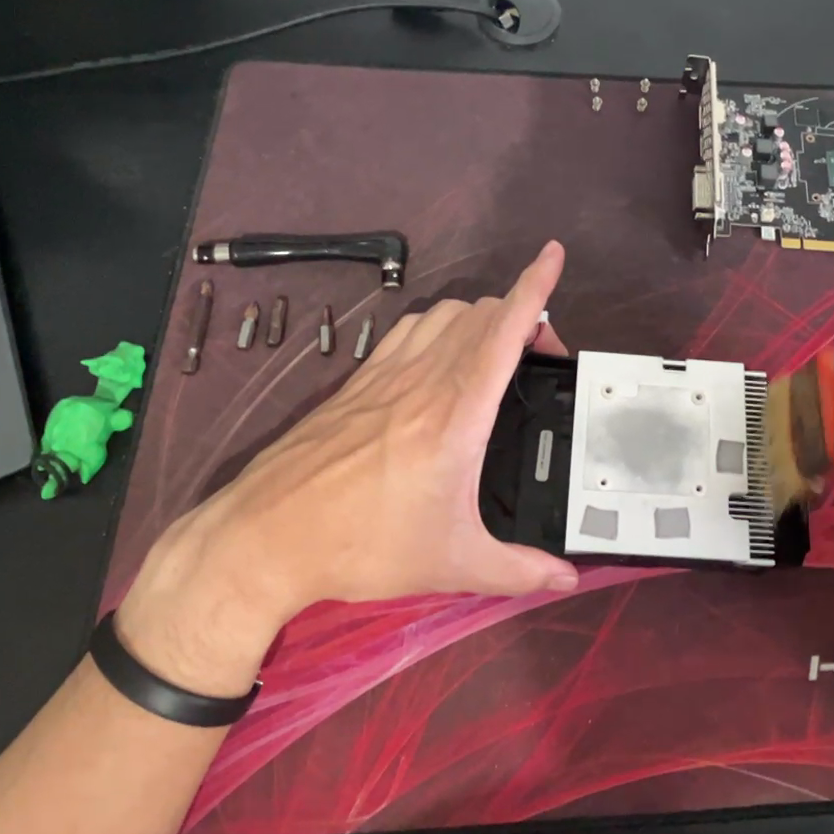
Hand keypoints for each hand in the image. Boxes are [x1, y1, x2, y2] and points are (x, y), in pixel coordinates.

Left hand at [116, 242, 579, 695]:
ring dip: (481, 317)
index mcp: (456, 414)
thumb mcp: (452, 563)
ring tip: (498, 354)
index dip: (534, 286)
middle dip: (522, 316)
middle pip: (482, 313)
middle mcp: (423, 379)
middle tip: (541, 357)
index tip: (554, 255)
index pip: (503, 329)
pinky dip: (441, 327)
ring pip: (445, 314)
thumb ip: (519, 570)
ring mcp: (386, 373)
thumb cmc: (362, 545)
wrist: (267, 536)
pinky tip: (443, 358)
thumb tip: (567, 579)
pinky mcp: (359, 380)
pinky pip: (411, 329)